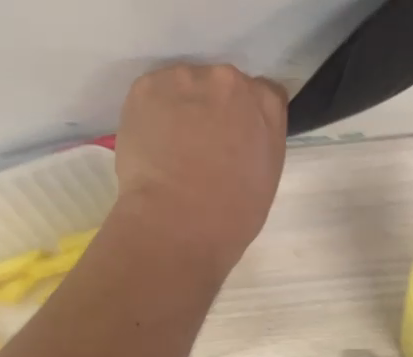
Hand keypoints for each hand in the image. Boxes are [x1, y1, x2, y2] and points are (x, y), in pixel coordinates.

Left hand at [111, 63, 288, 273]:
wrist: (178, 221)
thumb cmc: (234, 213)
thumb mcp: (267, 177)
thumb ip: (259, 142)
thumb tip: (240, 137)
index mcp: (266, 105)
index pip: (266, 94)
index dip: (253, 117)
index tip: (243, 137)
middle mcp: (228, 80)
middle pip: (224, 85)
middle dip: (217, 107)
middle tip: (207, 144)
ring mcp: (184, 78)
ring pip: (186, 86)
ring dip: (184, 107)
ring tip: (176, 147)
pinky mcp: (145, 86)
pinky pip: (154, 93)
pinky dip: (155, 113)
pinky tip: (155, 144)